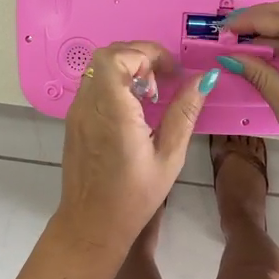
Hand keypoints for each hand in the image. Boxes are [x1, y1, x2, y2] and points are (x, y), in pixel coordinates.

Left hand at [57, 42, 215, 248]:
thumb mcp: (169, 156)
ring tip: (150, 96)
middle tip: (162, 80)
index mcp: (112, 110)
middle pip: (106, 56)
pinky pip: (92, 87)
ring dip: (125, 70)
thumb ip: (184, 112)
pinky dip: (113, 85)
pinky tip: (133, 111)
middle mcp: (88, 104)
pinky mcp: (74, 121)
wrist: (91, 225)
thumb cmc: (133, 197)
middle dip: (138, 57)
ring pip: (96, 69)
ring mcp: (76, 112)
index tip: (171, 73)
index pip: (118, 56)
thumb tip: (205, 78)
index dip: (147, 53)